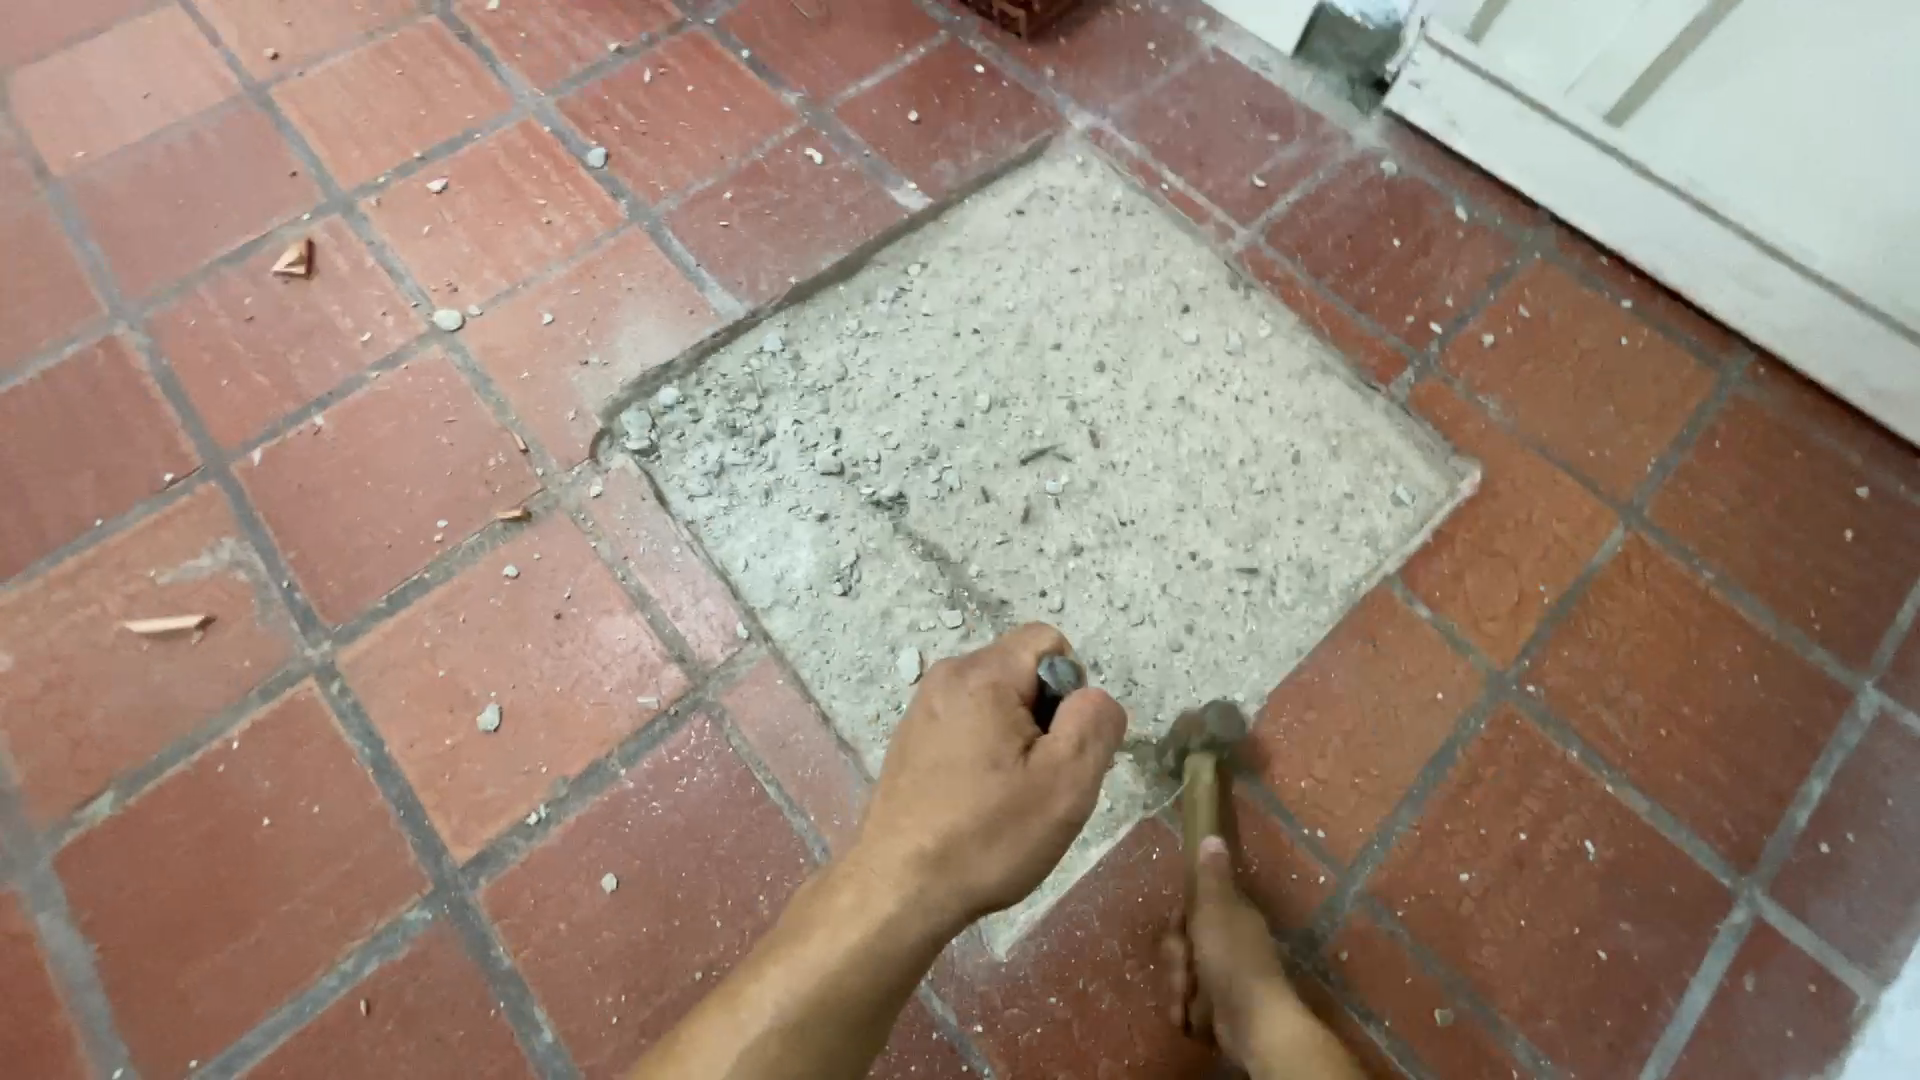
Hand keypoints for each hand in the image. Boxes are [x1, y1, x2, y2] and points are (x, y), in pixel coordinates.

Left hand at [845, 623, 1126, 934]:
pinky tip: (978, 799)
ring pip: (996, 699)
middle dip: (1044, 715)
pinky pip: (967, 721)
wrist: (898, 887)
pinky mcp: (911, 736)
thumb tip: (1096, 699)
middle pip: (1021, 670)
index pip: (1048, 641)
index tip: (1059, 745)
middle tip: (1039, 778)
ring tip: (1009, 794)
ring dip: (1016, 736)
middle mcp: (946, 676)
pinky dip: (984, 749)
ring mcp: (923, 706)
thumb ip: (1095, 723)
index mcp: (982, 674)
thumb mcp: (1066, 783)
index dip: (1071, 688)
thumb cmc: (987, 835)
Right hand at [1163, 836, 1305, 1066]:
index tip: (1179, 925)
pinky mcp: (1217, 1013)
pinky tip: (1189, 1017)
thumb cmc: (1232, 959)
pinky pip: (1188, 1005)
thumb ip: (1211, 875)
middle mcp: (1229, 947)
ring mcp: (1223, 982)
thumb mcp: (1215, 908)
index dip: (1180, 918)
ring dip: (1177, 987)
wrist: (1253, 1024)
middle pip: (1184, 944)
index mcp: (1232, 919)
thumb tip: (1214, 836)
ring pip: (1182, 975)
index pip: (1195, 909)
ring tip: (1186, 999)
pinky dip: (1186, 1012)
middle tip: (1184, 967)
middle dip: (1176, 958)